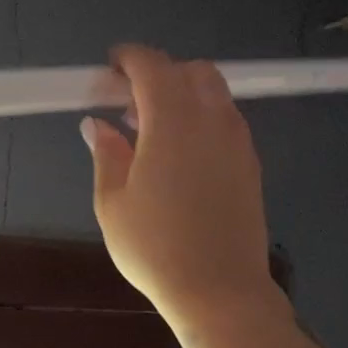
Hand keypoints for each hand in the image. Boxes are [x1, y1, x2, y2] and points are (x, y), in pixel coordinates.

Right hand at [83, 45, 279, 319]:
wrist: (218, 288)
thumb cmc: (154, 248)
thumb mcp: (113, 204)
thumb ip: (106, 155)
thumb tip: (97, 125)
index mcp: (172, 121)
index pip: (153, 66)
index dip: (128, 59)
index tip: (109, 68)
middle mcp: (211, 119)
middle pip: (190, 71)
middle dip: (158, 75)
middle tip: (128, 106)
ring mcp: (237, 140)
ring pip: (213, 94)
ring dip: (182, 97)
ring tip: (152, 134)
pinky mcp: (249, 163)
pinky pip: (224, 122)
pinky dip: (200, 120)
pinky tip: (179, 157)